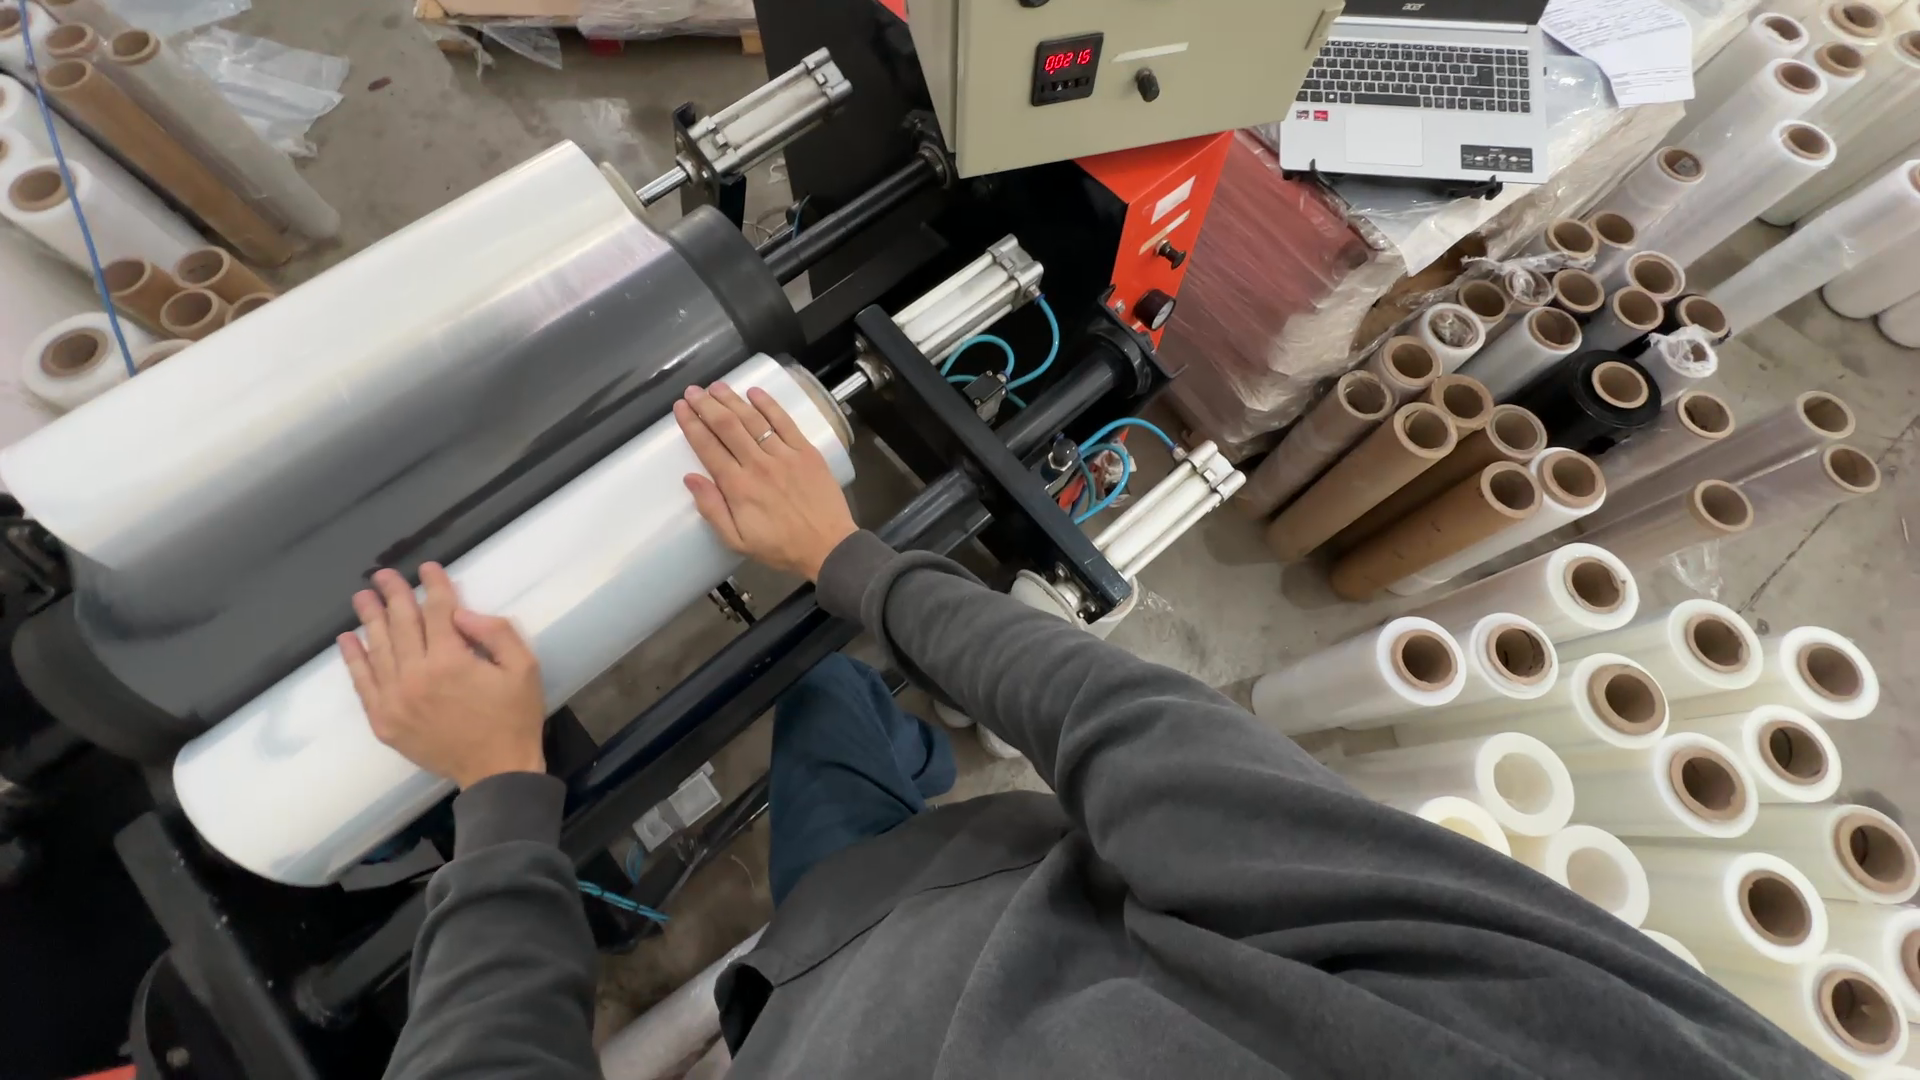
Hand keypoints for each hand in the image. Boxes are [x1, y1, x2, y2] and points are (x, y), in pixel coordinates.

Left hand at [338, 563, 546, 789]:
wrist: (496, 769)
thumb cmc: (516, 715)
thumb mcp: (525, 668)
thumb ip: (497, 634)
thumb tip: (462, 614)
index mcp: (451, 662)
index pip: (438, 613)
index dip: (434, 587)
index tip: (428, 567)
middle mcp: (415, 676)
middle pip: (402, 626)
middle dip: (394, 596)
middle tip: (383, 574)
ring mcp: (394, 699)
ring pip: (378, 650)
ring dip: (370, 620)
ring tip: (363, 596)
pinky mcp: (384, 720)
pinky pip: (363, 683)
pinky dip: (354, 659)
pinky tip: (348, 639)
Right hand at [674, 381, 855, 581]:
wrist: (829, 547)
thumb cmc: (782, 547)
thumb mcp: (737, 541)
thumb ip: (712, 509)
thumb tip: (690, 478)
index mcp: (738, 487)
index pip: (708, 447)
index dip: (691, 425)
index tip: (680, 408)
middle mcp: (758, 465)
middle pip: (727, 426)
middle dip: (707, 405)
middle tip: (693, 391)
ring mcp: (785, 455)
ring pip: (753, 420)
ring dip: (732, 400)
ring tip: (717, 387)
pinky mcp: (807, 452)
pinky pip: (785, 422)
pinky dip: (769, 404)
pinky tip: (755, 392)